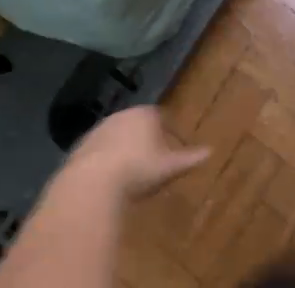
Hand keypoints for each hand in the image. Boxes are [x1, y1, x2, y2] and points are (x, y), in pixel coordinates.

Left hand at [62, 106, 210, 198]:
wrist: (93, 180)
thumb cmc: (138, 170)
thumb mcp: (169, 167)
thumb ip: (189, 158)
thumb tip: (210, 151)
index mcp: (144, 115)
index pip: (160, 115)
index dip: (168, 130)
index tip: (173, 145)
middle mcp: (121, 114)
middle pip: (138, 123)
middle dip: (146, 138)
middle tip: (154, 158)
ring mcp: (100, 128)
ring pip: (118, 135)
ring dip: (126, 147)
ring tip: (133, 170)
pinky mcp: (83, 144)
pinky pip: (101, 149)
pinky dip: (108, 158)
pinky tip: (112, 177)